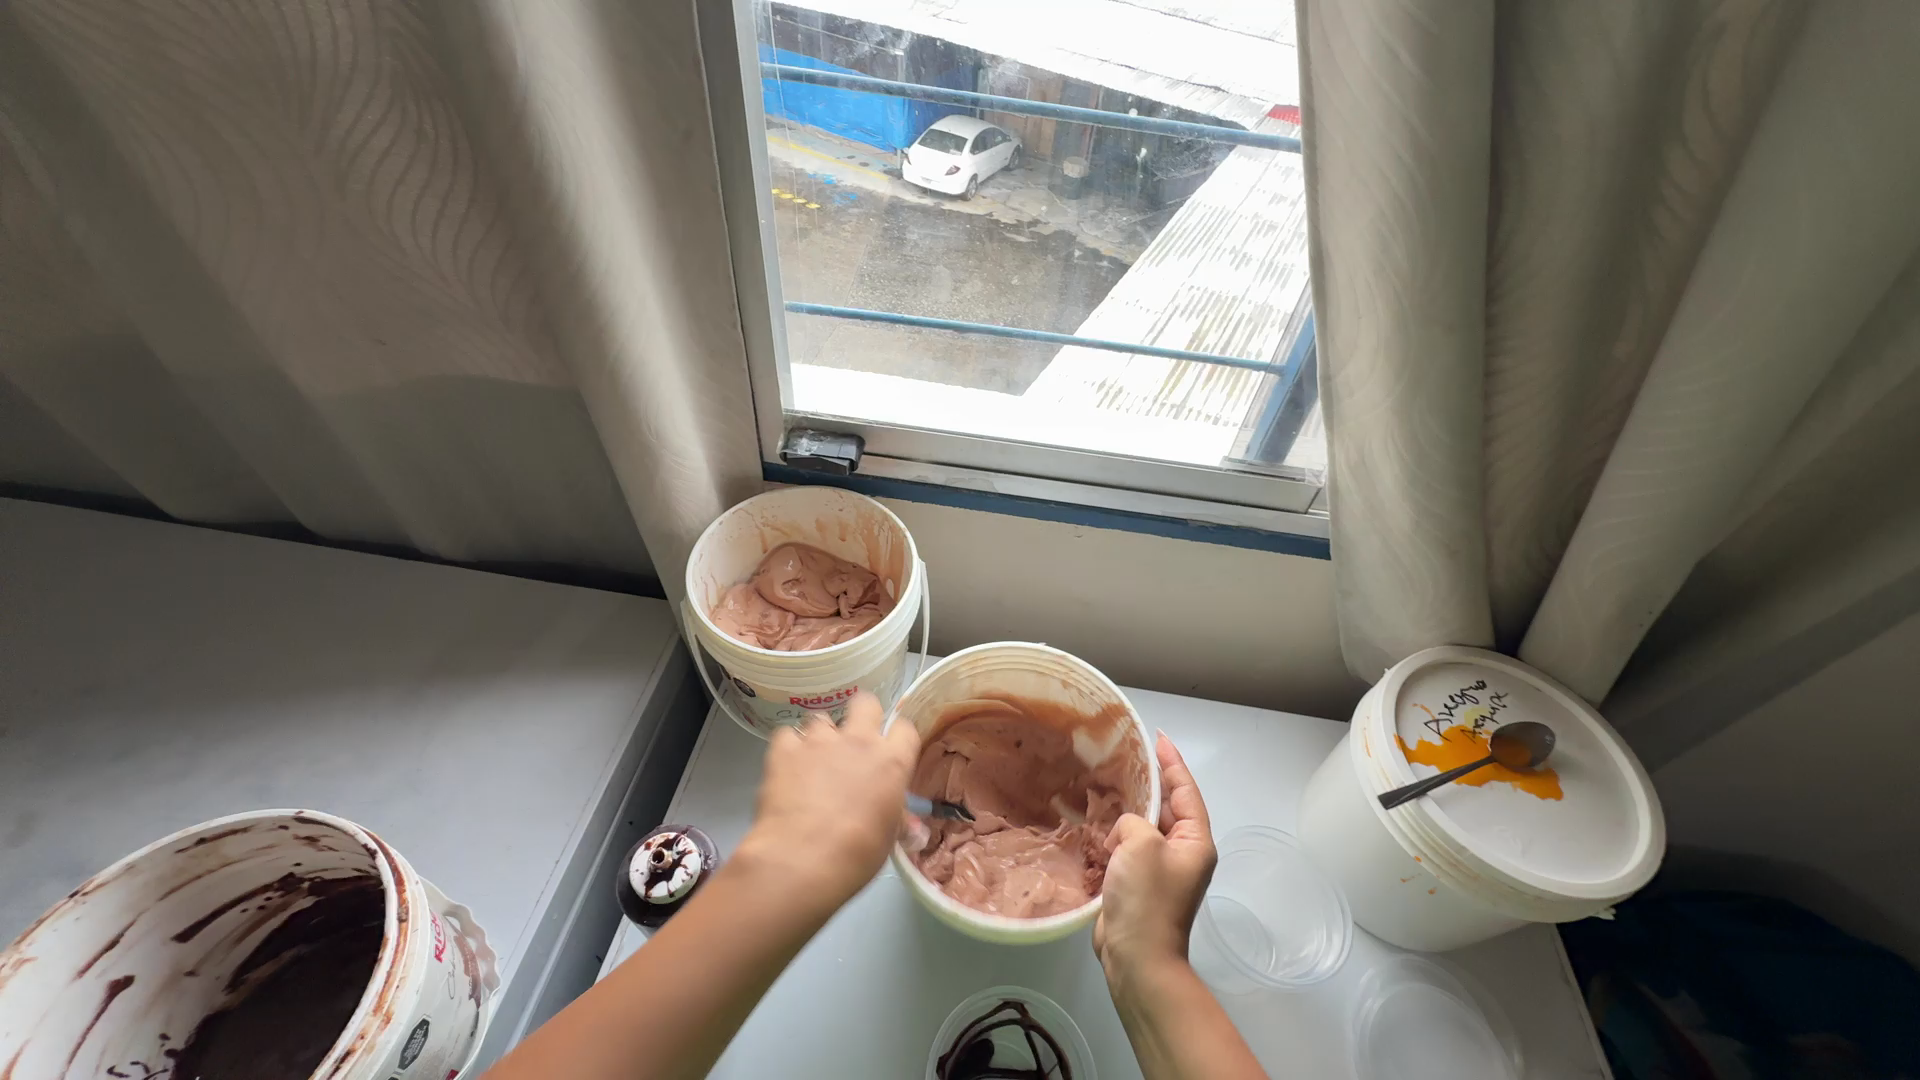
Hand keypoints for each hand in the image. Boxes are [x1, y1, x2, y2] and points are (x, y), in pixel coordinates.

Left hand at [734, 691, 920, 914]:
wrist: (804, 859)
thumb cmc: (858, 853)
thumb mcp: (888, 838)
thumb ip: (898, 822)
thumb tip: (912, 832)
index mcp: (891, 761)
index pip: (905, 728)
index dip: (898, 737)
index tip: (891, 751)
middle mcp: (858, 741)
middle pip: (866, 703)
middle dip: (861, 716)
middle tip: (853, 741)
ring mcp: (819, 741)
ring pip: (821, 719)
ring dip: (820, 736)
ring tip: (814, 760)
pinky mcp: (785, 750)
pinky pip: (786, 735)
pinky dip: (787, 748)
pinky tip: (786, 767)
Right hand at [1093, 732, 1216, 980]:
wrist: (1137, 958)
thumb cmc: (1146, 897)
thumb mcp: (1141, 844)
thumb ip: (1134, 821)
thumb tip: (1124, 832)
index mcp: (1194, 841)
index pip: (1185, 790)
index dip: (1171, 761)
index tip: (1157, 737)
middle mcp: (1181, 852)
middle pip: (1166, 806)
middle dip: (1148, 782)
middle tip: (1126, 756)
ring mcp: (1159, 870)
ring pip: (1143, 827)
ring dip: (1127, 809)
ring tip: (1105, 785)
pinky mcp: (1138, 884)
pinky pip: (1127, 847)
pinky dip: (1113, 834)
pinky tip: (1095, 823)